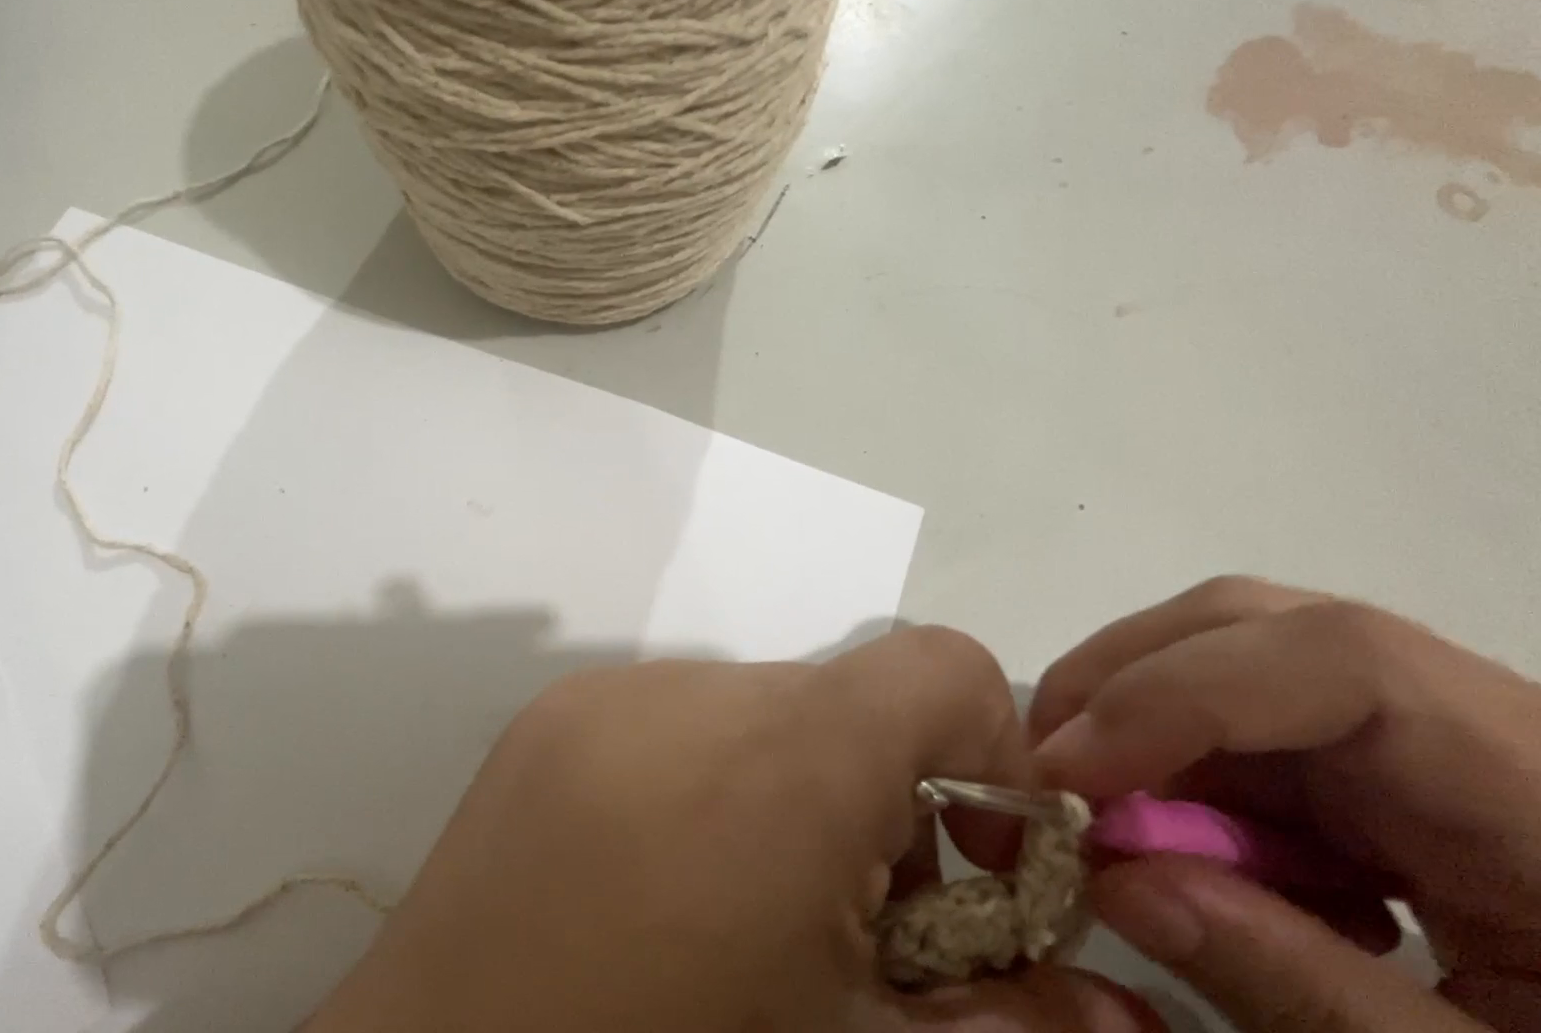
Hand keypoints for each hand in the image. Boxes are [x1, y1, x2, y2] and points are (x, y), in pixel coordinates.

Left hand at [309, 629, 1160, 1031]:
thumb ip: (998, 1017)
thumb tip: (1115, 1002)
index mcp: (784, 759)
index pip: (942, 666)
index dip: (989, 751)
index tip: (974, 861)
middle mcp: (689, 693)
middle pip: (847, 699)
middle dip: (887, 794)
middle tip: (855, 917)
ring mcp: (604, 696)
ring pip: (759, 706)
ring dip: (791, 784)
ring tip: (747, 900)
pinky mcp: (549, 718)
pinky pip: (673, 717)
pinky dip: (707, 775)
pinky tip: (665, 872)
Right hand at [1030, 577, 1540, 1031]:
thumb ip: (1303, 989)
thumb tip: (1113, 881)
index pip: (1338, 660)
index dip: (1177, 692)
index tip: (1065, 776)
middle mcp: (1483, 723)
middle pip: (1258, 627)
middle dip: (1122, 686)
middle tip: (1044, 777)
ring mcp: (1430, 731)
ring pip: (1230, 666)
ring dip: (1139, 739)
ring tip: (1108, 835)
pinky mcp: (1392, 762)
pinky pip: (1246, 731)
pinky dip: (1181, 783)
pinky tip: (1201, 864)